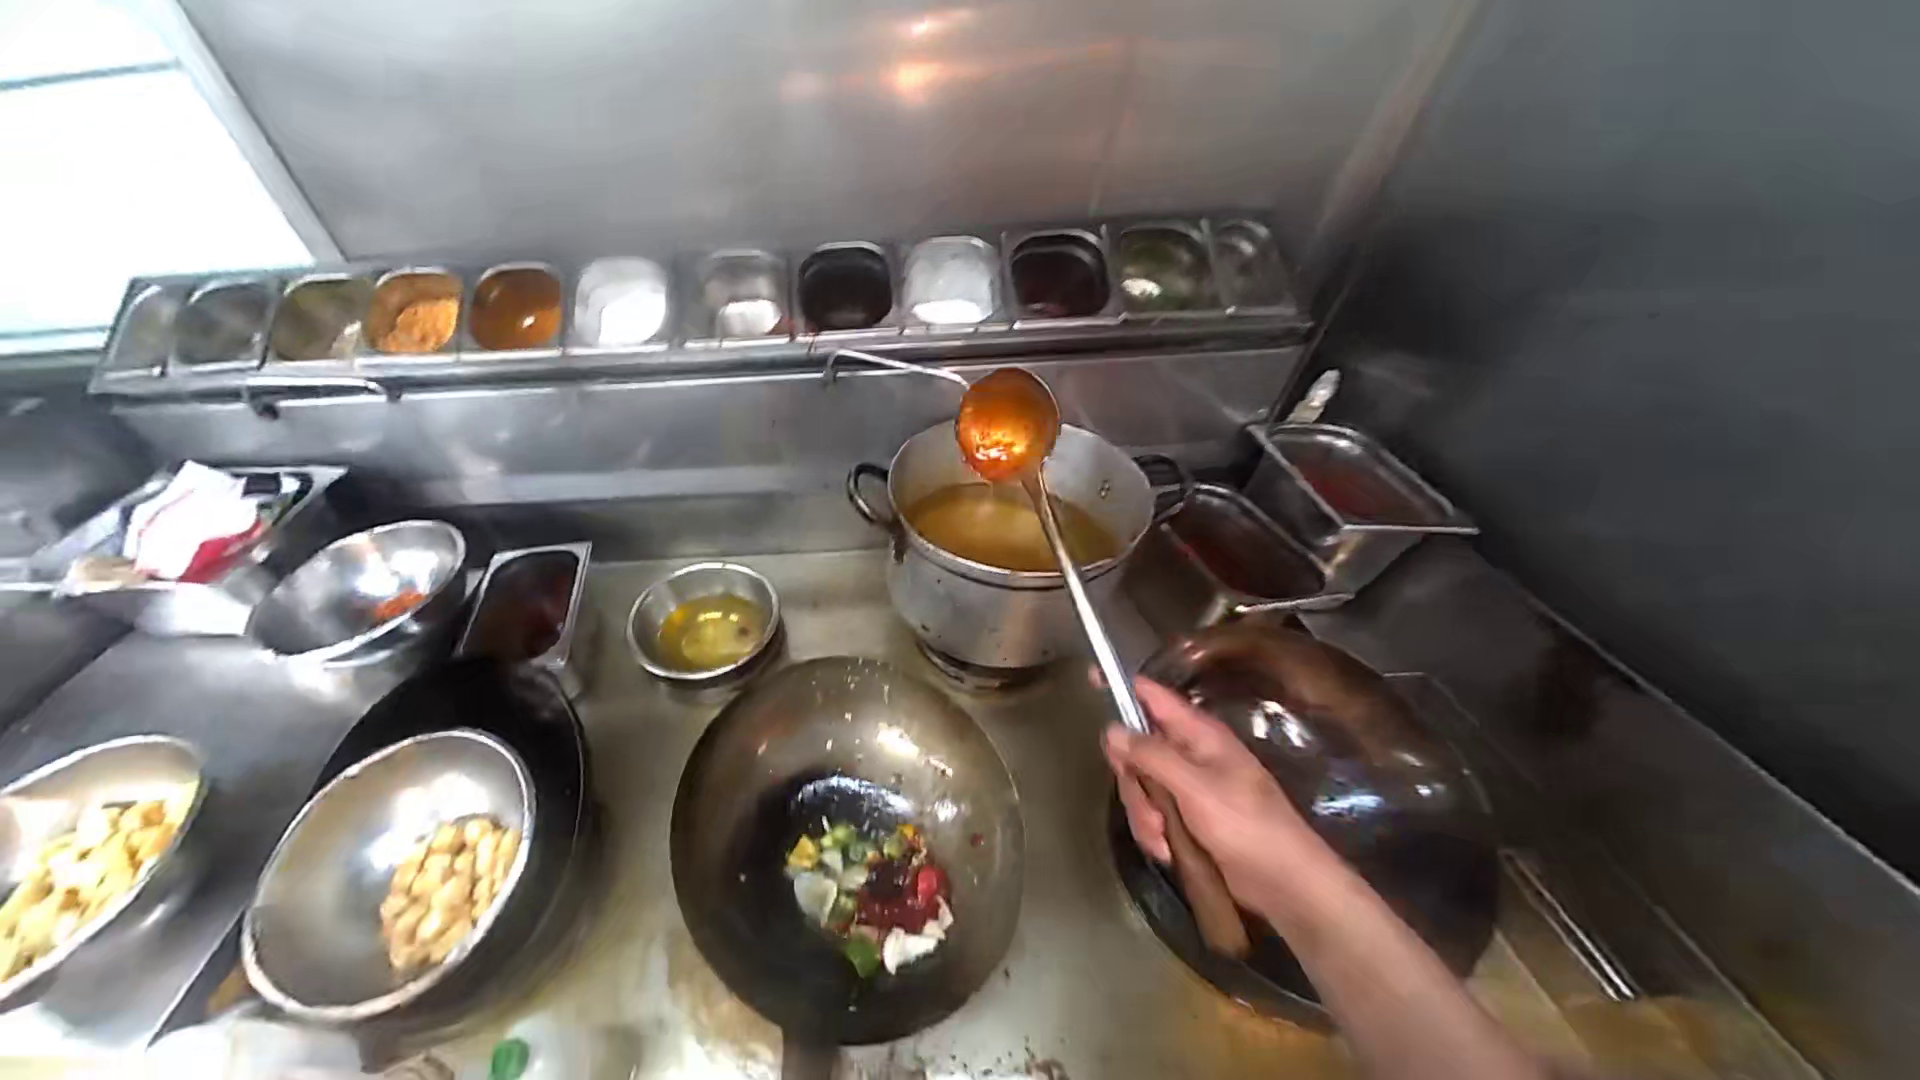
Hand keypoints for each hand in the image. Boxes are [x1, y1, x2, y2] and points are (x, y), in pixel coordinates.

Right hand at [1104, 677, 1335, 919]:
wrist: (1285, 884)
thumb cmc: (1247, 825)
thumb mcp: (1195, 787)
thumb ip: (1151, 755)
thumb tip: (1111, 728)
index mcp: (1197, 733)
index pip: (1152, 696)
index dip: (1122, 686)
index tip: (1092, 679)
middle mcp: (1188, 753)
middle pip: (1136, 748)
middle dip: (1134, 782)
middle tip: (1148, 806)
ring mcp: (1186, 785)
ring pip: (1140, 785)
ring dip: (1145, 815)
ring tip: (1164, 839)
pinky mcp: (1185, 816)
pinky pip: (1151, 812)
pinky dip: (1155, 833)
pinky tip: (1170, 851)